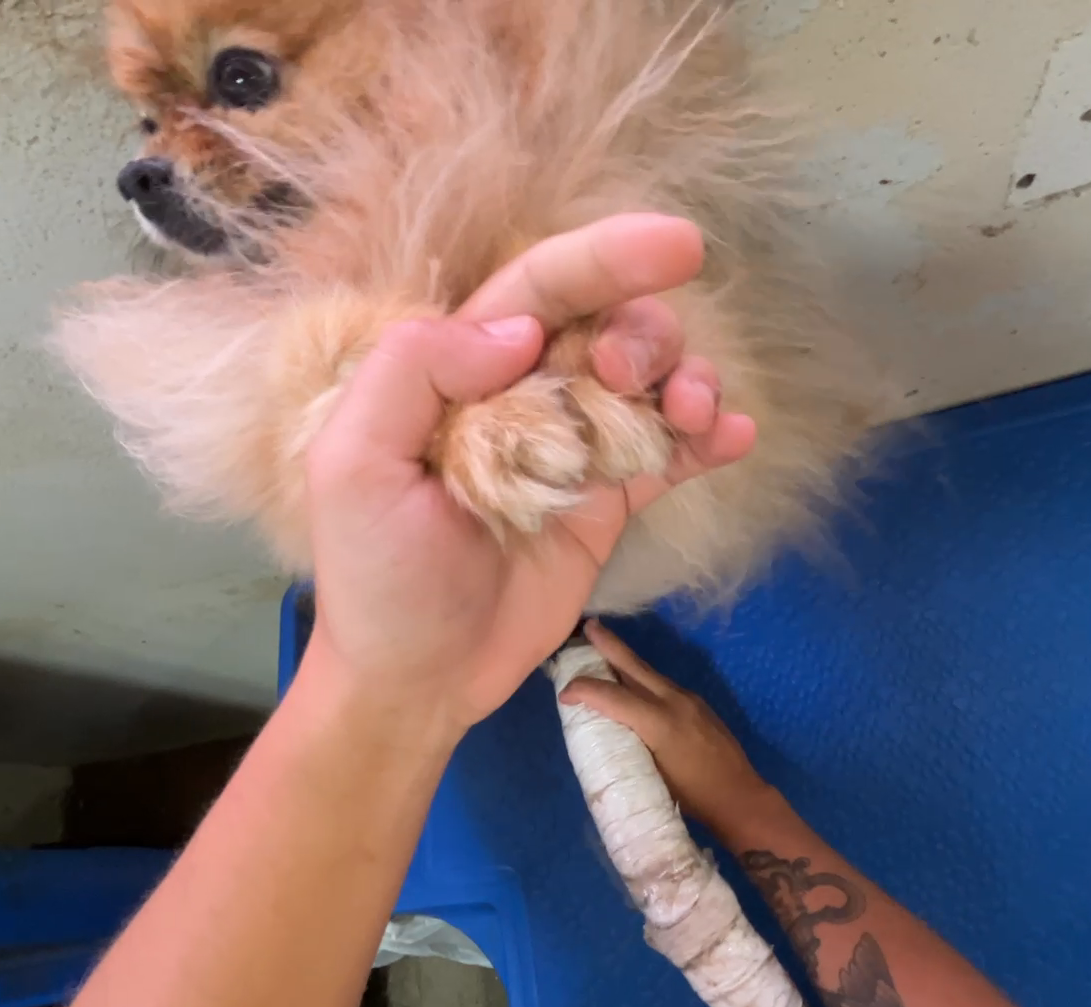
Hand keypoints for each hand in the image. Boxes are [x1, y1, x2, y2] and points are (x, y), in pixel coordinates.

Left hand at [296, 214, 758, 733]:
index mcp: (462, 374)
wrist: (421, 675)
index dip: (606, 258)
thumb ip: (416, 371)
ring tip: (696, 413)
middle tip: (634, 379)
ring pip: (647, 387)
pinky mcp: (604, 506)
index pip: (539, 290)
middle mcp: (523, 400)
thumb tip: (518, 331)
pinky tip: (734, 437)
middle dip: (642, 334)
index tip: (678, 247)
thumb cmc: (379, 576)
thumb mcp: (357, 465)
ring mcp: (571, 454)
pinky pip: (665, 456)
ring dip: (687, 381)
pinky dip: (705, 440)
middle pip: (606, 329)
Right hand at [558, 620, 776, 833]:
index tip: (564, 694)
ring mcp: (688, 699)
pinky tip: (633, 683)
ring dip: (625, 660)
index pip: (613, 696)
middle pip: (634, 666)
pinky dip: (641, 678)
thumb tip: (606, 733)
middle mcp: (674, 701)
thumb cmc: (694, 797)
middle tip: (588, 626)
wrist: (741, 797)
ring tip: (604, 648)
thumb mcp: (651, 774)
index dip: (584, 690)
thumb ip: (629, 747)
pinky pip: (662, 684)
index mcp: (659, 722)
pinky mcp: (697, 704)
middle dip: (609, 645)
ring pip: (649, 672)